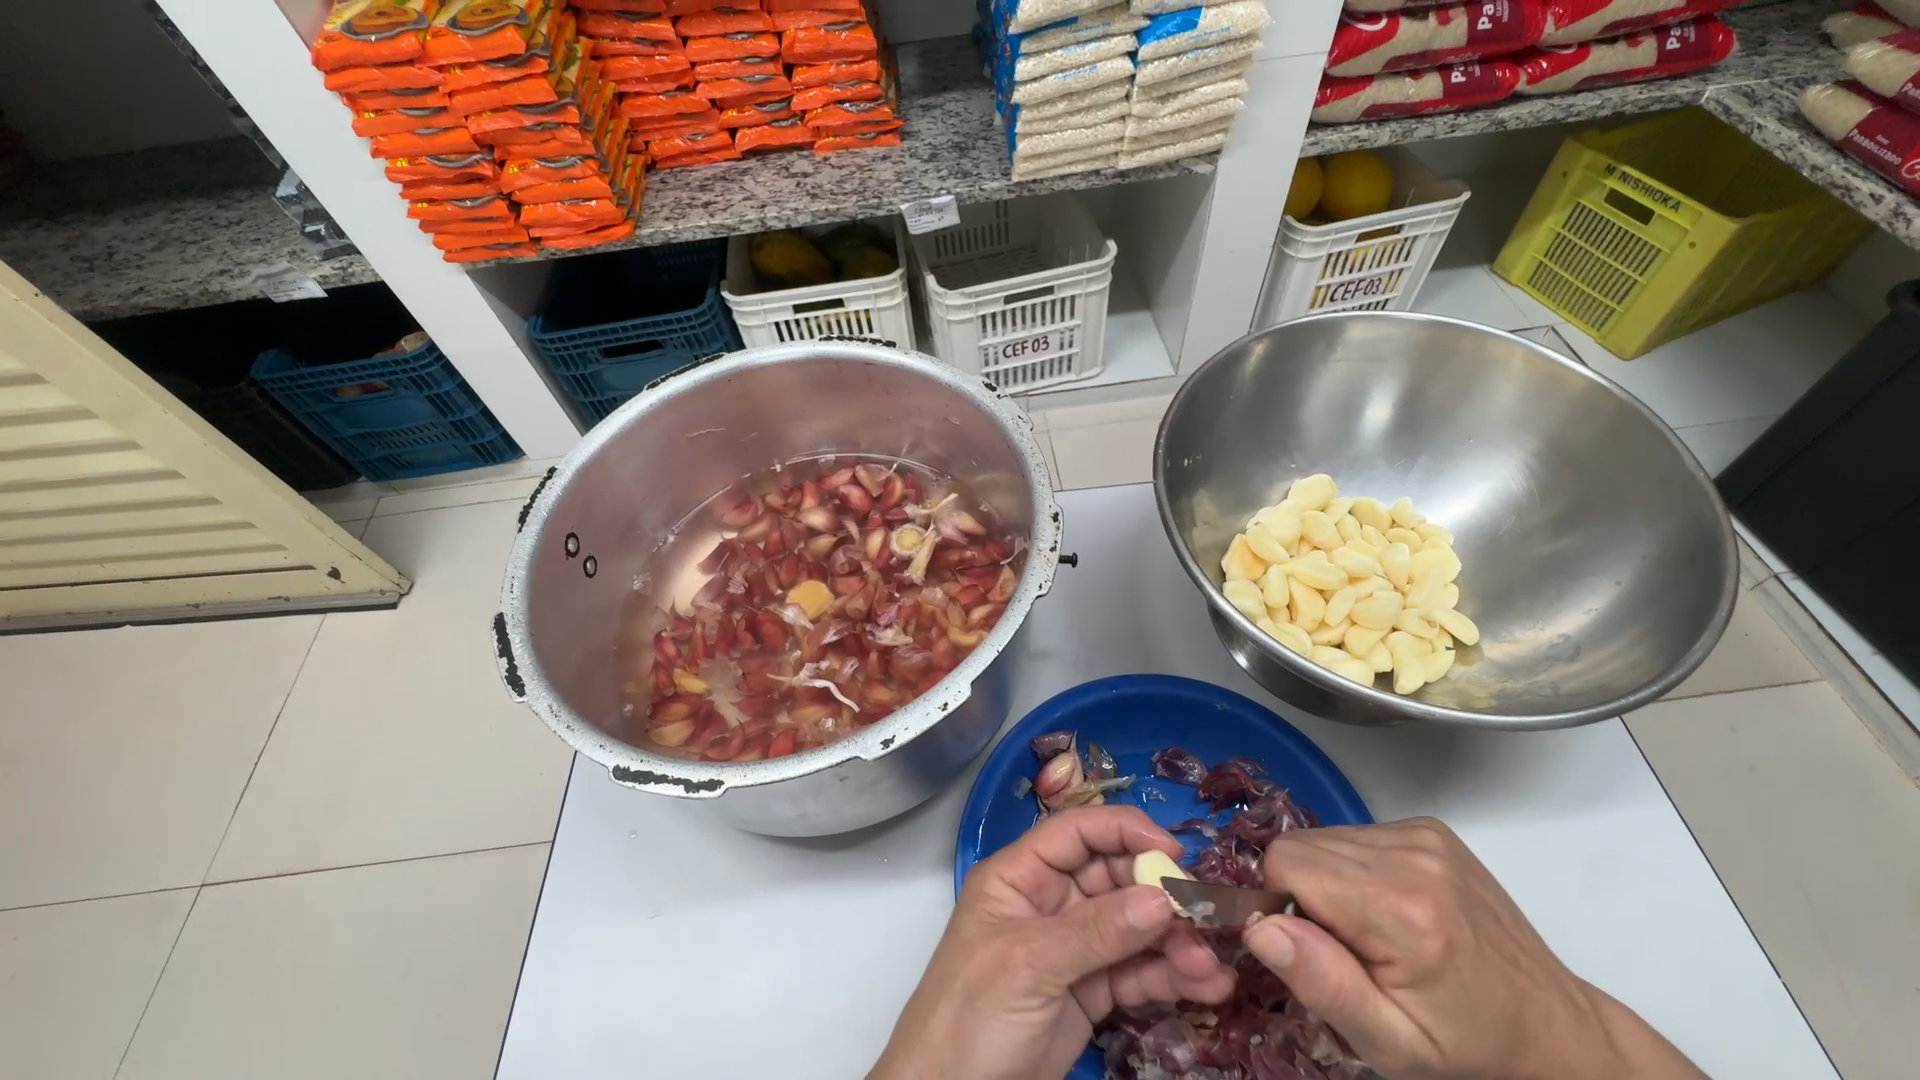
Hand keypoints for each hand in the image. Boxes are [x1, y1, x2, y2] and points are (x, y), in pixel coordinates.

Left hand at [870, 805, 1234, 1079]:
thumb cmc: (971, 1017)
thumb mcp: (1029, 965)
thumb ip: (1096, 931)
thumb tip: (1163, 899)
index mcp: (1019, 877)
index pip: (1076, 832)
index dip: (1123, 831)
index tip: (1173, 849)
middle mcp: (1048, 902)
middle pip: (1114, 877)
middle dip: (1159, 893)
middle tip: (1203, 916)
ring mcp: (1071, 948)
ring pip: (1132, 927)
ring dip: (1174, 941)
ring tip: (1209, 967)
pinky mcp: (1090, 992)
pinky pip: (1137, 973)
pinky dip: (1170, 977)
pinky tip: (1206, 986)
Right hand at [1242, 817, 1705, 1079]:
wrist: (1551, 1027)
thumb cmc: (1464, 1047)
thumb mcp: (1389, 1045)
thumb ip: (1321, 983)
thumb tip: (1258, 927)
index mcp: (1400, 910)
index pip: (1285, 863)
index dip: (1282, 907)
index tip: (1316, 951)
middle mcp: (1412, 856)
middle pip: (1300, 847)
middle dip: (1303, 895)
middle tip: (1346, 950)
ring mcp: (1424, 836)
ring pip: (1323, 839)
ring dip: (1329, 881)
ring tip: (1374, 932)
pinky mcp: (1430, 829)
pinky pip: (1354, 835)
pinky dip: (1355, 869)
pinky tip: (1391, 908)